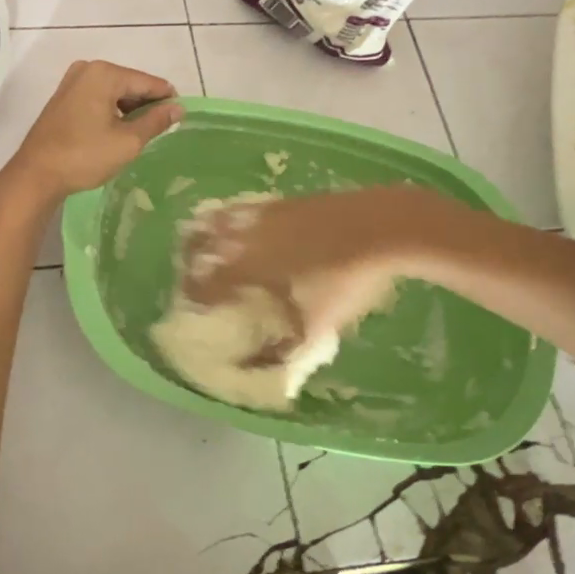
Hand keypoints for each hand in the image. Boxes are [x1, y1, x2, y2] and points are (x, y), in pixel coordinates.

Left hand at [0, 60, 181, 205]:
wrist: (36, 174)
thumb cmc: (84, 156)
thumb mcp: (127, 141)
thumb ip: (156, 121)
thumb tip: (179, 108)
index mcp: (105, 73)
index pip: (148, 82)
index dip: (167, 100)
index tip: (181, 118)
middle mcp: (88, 69)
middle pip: (130, 83)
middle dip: (146, 105)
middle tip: (160, 131)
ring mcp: (72, 82)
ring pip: (114, 91)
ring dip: (129, 109)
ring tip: (140, 135)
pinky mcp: (63, 97)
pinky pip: (97, 97)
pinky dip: (111, 111)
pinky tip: (118, 131)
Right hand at [178, 186, 463, 343]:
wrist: (383, 226)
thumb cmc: (349, 280)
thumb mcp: (320, 324)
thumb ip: (289, 351)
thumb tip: (268, 374)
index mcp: (248, 269)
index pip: (205, 283)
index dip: (193, 296)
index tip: (193, 306)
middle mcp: (245, 238)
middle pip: (200, 246)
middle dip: (191, 262)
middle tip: (194, 276)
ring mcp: (264, 214)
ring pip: (219, 222)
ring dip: (208, 236)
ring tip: (209, 247)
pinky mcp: (283, 200)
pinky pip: (245, 209)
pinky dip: (234, 218)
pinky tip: (245, 225)